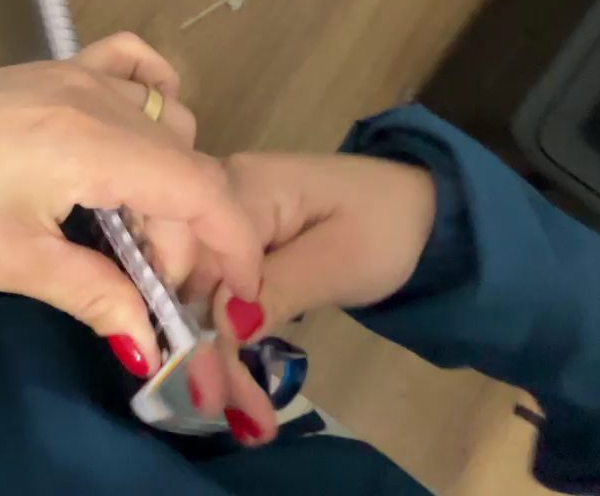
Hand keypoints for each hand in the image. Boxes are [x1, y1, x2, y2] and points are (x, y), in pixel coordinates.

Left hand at [0, 33, 260, 377]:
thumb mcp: (14, 261)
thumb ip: (94, 296)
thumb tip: (153, 344)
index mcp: (90, 145)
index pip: (200, 189)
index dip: (234, 245)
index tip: (234, 297)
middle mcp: (97, 98)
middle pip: (186, 163)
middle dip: (187, 233)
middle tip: (148, 282)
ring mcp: (81, 71)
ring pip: (168, 119)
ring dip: (170, 178)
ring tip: (131, 225)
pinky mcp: (62, 64)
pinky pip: (132, 60)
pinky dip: (155, 90)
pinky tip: (141, 131)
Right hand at [188, 151, 436, 445]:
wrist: (411, 204)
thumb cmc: (383, 227)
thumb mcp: (342, 263)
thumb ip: (281, 289)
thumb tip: (225, 326)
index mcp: (241, 186)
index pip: (200, 254)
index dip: (200, 317)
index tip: (214, 384)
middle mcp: (214, 196)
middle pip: (188, 273)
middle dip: (198, 343)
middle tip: (219, 406)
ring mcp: (217, 218)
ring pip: (195, 287)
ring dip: (211, 349)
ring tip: (242, 413)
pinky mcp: (227, 241)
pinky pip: (212, 287)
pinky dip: (224, 335)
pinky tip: (238, 384)